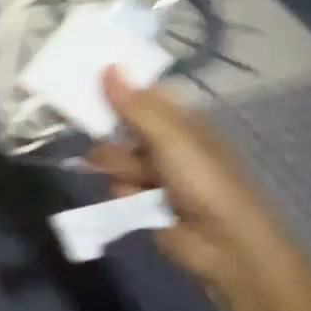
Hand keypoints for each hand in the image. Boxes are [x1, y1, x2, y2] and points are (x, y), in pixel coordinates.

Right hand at [85, 67, 274, 283]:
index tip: (85, 81)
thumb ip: (135, 106)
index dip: (114, 86)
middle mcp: (163, 142)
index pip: (140, 94)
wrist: (225, 246)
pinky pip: (115, 184)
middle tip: (98, 132)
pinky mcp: (140, 198)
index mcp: (178, 121)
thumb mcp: (170, 139)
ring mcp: (152, 171)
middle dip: (108, 132)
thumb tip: (108, 64)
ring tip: (134, 179)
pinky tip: (138, 200)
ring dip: (117, 166)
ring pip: (112, 155)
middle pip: (118, 124)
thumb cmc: (205, 183)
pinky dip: (124, 191)